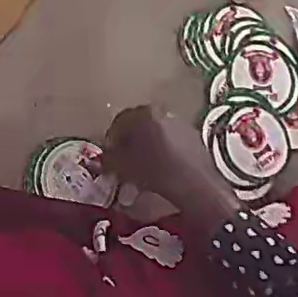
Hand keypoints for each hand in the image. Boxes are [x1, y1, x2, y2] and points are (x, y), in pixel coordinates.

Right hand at [100, 105, 240, 239]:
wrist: (194, 184)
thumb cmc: (154, 171)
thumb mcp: (123, 167)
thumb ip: (108, 159)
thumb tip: (102, 159)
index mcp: (143, 113)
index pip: (119, 122)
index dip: (111, 140)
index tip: (108, 155)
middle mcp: (163, 112)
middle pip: (138, 126)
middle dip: (128, 143)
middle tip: (122, 161)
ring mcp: (180, 124)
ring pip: (156, 134)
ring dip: (146, 148)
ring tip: (140, 168)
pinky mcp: (194, 138)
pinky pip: (171, 142)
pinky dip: (162, 152)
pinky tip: (160, 170)